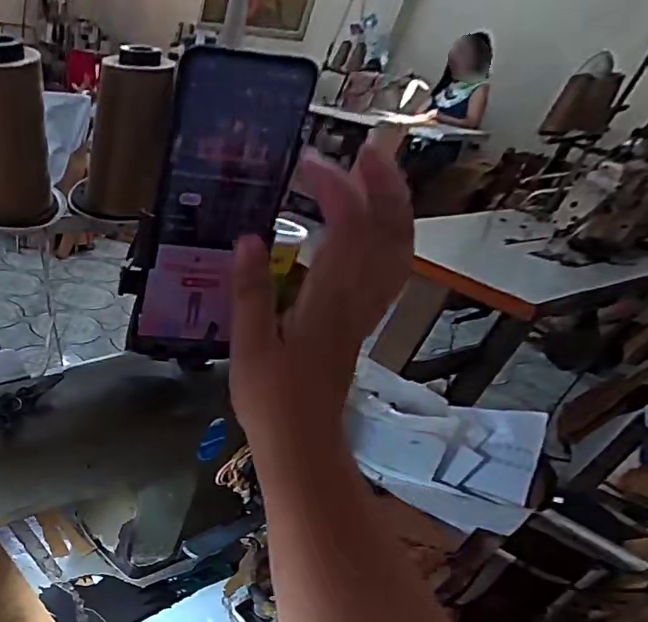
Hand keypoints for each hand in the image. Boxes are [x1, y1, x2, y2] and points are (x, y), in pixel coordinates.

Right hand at [230, 147, 414, 441]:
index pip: (348, 225)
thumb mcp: (249, 348)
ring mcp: (364, 314)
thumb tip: (249, 239)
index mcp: (328, 300)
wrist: (301, 443)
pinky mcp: (360, 327)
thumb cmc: (271, 401)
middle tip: (362, 152)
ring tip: (375, 180)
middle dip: (382, 183)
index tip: (305, 165)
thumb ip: (249, 293)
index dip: (333, 186)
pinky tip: (372, 235)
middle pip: (390, 230)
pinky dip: (389, 242)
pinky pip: (389, 274)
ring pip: (398, 251)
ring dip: (394, 208)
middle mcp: (356, 300)